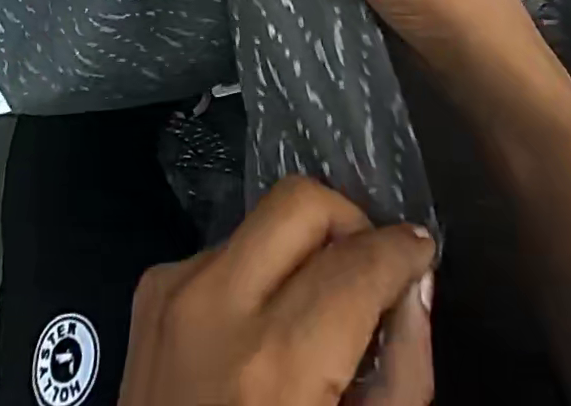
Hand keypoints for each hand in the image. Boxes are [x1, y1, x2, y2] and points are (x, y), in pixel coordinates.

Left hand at [117, 176, 435, 405]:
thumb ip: (406, 368)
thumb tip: (414, 281)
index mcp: (273, 366)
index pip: (358, 262)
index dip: (403, 249)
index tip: (419, 253)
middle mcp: (215, 308)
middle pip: (301, 201)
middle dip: (350, 221)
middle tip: (369, 267)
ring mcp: (174, 291)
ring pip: (266, 216)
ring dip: (306, 245)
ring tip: (317, 300)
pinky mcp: (151, 290)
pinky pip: (230, 245)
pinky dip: (264, 266)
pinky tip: (263, 321)